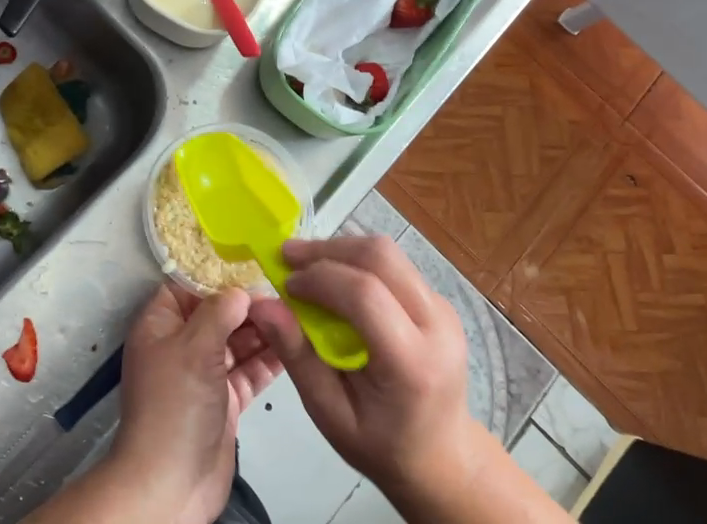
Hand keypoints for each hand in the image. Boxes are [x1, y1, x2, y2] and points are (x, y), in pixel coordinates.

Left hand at [104, 285, 282, 523]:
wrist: (172, 482)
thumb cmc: (174, 406)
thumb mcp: (193, 349)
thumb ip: (218, 313)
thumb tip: (240, 290)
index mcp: (160, 326)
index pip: (186, 286)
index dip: (216, 274)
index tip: (252, 262)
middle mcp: (181, 345)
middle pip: (217, 313)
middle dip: (248, 303)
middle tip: (286, 290)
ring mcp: (204, 374)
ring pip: (237, 341)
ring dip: (264, 330)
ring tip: (298, 312)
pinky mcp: (226, 400)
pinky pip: (249, 371)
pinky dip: (270, 359)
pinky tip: (296, 344)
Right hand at [248, 236, 476, 493]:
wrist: (442, 457)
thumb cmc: (380, 443)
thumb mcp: (329, 414)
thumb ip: (297, 357)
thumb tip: (262, 305)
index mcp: (412, 363)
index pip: (366, 295)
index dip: (319, 278)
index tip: (284, 284)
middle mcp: (437, 326)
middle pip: (381, 257)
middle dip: (327, 249)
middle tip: (286, 257)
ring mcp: (444, 310)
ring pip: (388, 253)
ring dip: (341, 250)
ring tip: (306, 266)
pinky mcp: (439, 302)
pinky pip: (394, 265)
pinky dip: (357, 262)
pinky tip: (335, 281)